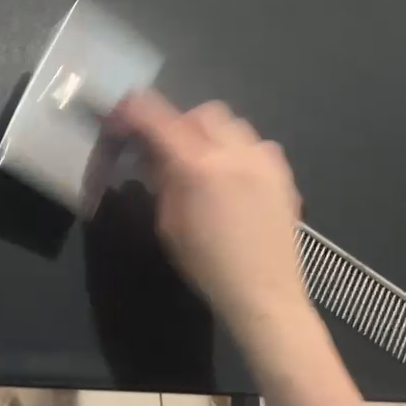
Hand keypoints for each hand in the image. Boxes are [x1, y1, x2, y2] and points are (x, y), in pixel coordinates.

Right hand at [114, 92, 309, 339]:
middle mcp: (234, 154)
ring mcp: (264, 162)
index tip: (122, 113)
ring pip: (232, 123)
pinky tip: (233, 176)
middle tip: (168, 147)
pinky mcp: (283, 174)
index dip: (136, 110)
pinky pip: (257, 143)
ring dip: (211, 133)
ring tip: (203, 160)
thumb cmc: (206, 264)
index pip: (160, 119)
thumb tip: (152, 152)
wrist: (264, 295)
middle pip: (202, 112)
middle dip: (180, 122)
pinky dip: (239, 149)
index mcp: (198, 167)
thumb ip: (161, 178)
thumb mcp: (168, 222)